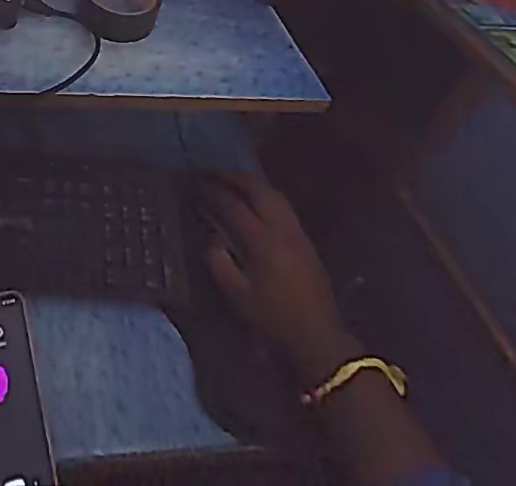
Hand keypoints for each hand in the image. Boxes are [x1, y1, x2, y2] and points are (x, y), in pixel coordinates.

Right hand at [200, 172, 355, 382]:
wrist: (319, 340)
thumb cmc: (273, 319)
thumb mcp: (236, 295)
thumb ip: (218, 260)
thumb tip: (211, 235)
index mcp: (262, 241)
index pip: (232, 206)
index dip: (212, 192)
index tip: (196, 183)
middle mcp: (282, 230)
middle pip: (259, 190)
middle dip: (235, 178)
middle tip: (215, 174)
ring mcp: (298, 235)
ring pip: (276, 196)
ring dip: (253, 186)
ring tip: (234, 184)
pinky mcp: (307, 243)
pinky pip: (284, 208)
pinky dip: (266, 198)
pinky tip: (256, 206)